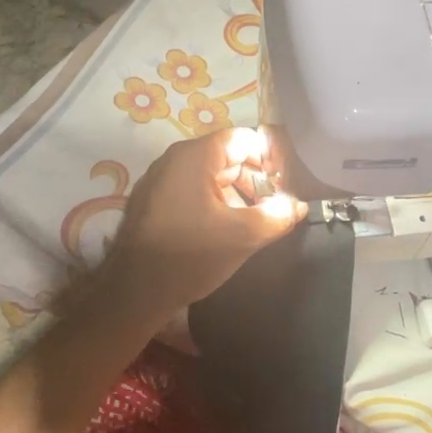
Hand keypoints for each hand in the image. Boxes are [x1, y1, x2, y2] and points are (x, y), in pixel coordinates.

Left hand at [100, 128, 306, 319]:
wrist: (133, 293)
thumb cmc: (190, 256)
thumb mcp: (242, 236)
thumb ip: (277, 215)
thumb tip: (298, 205)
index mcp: (195, 156)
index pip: (244, 139)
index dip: (271, 159)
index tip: (285, 187)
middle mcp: (174, 159)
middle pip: (228, 156)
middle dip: (256, 180)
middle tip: (274, 209)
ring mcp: (160, 180)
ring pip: (211, 176)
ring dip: (237, 195)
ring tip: (254, 224)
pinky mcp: (153, 202)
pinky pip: (192, 191)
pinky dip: (214, 204)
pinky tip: (224, 231)